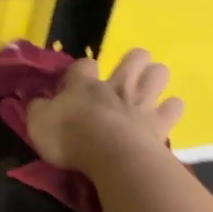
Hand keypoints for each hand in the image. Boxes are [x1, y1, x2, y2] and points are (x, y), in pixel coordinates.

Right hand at [25, 47, 185, 170]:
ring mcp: (143, 101)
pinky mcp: (161, 122)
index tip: (73, 84)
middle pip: (135, 56)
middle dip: (132, 63)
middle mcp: (117, 86)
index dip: (80, 71)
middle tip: (123, 80)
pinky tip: (162, 117)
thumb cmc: (70, 138)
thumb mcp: (38, 124)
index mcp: (85, 85)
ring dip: (154, 80)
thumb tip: (38, 101)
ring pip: (159, 73)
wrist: (110, 155)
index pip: (83, 65)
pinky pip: (174, 107)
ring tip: (145, 94)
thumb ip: (38, 109)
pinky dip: (169, 110)